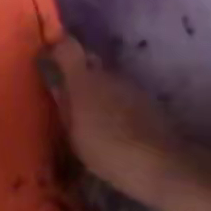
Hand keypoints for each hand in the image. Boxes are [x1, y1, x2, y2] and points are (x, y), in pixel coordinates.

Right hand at [38, 36, 204, 207]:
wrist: (163, 164)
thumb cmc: (109, 152)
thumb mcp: (75, 137)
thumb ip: (64, 107)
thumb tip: (56, 87)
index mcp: (83, 78)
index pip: (66, 45)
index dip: (56, 47)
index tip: (47, 58)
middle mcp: (106, 73)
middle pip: (87, 60)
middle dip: (78, 72)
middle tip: (70, 96)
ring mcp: (128, 83)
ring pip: (106, 78)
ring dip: (98, 90)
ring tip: (95, 118)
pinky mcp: (146, 98)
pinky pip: (122, 93)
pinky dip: (115, 103)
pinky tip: (116, 128)